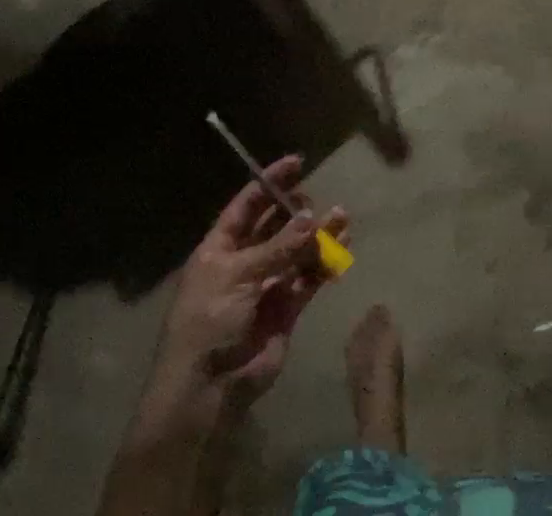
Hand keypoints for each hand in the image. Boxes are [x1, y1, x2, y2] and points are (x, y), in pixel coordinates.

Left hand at [144, 157, 349, 422]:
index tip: (296, 164)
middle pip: (274, 227)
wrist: (208, 387)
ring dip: (317, 235)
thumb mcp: (236, 277)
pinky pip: (308, 279)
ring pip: (296, 252)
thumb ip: (278, 248)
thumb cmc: (208, 322)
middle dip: (297, 210)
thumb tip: (311, 217)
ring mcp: (265, 286)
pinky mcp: (285, 310)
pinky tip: (342, 248)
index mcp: (218, 249)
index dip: (269, 184)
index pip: (246, 206)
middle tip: (320, 197)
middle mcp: (242, 263)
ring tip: (343, 217)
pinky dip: (324, 264)